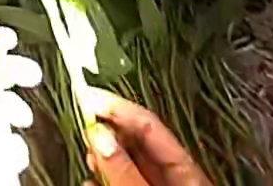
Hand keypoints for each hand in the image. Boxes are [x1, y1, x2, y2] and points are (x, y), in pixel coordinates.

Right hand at [82, 88, 210, 185]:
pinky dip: (104, 178)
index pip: (148, 123)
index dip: (117, 106)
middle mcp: (174, 177)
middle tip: (84, 124)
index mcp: (187, 170)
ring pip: (126, 163)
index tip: (88, 95)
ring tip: (87, 154)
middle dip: (107, 130)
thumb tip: (97, 133)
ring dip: (102, 156)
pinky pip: (121, 183)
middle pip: (135, 142)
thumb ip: (126, 169)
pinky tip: (91, 180)